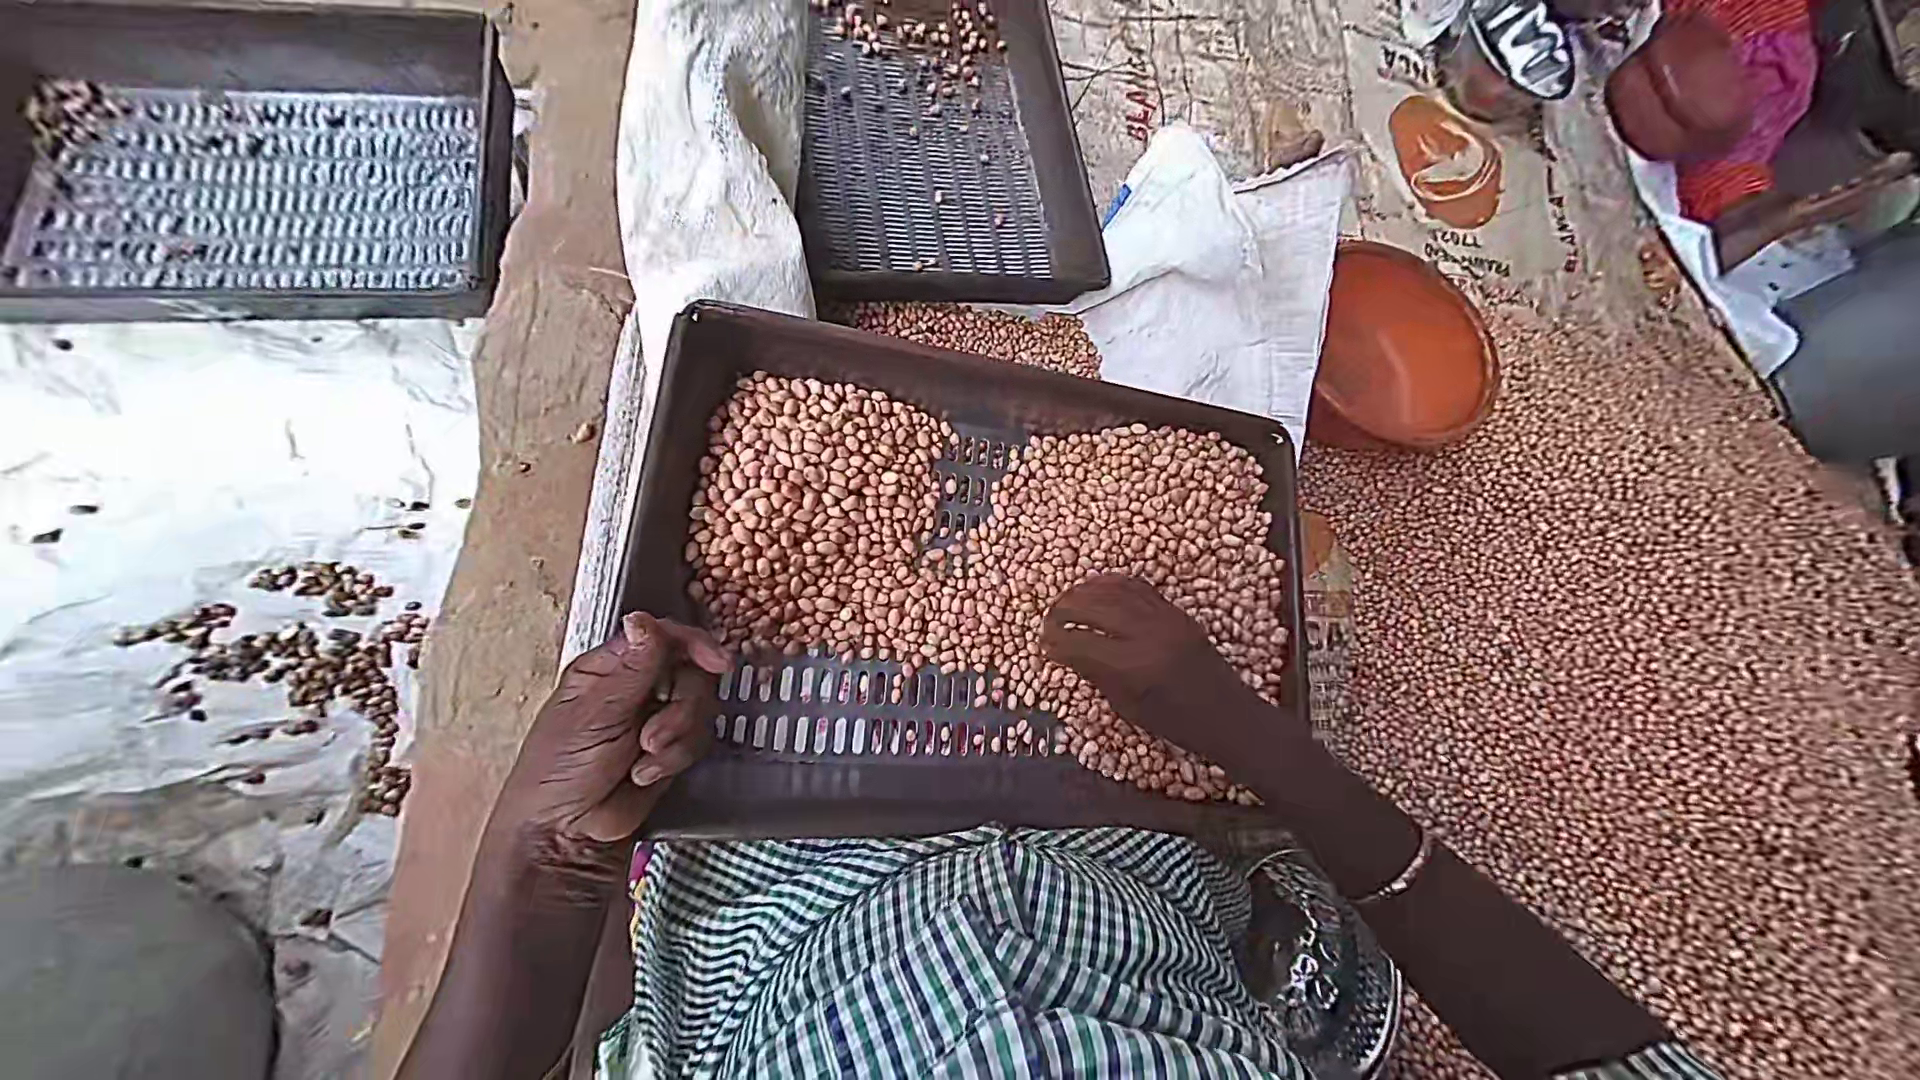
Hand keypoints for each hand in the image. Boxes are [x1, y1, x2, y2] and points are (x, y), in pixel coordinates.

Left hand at [483, 612, 728, 884]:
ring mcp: (658, 715)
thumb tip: (643, 619)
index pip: (663, 637)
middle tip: (655, 736)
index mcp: (610, 667)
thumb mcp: (594, 715)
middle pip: (692, 671)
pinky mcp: (674, 746)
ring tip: (645, 760)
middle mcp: (639, 685)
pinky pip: (699, 736)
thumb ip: (631, 668)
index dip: (695, 644)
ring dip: (678, 735)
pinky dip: (678, 756)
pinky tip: (647, 774)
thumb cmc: (558, 772)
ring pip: (701, 705)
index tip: (718, 662)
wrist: (565, 837)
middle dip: (682, 706)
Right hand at [1040, 574, 1288, 763]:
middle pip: (1094, 608)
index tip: (1044, 643)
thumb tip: (1065, 650)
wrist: (1227, 714)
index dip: (1057, 642)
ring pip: (1114, 592)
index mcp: (1132, 667)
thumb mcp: (1127, 706)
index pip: (1081, 643)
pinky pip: (1138, 588)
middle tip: (1050, 619)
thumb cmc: (1174, 722)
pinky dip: (1112, 584)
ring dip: (1084, 592)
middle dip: (1064, 611)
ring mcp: (1164, 619)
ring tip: (1066, 600)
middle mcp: (1147, 636)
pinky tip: (1096, 587)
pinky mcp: (1175, 612)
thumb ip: (1095, 673)